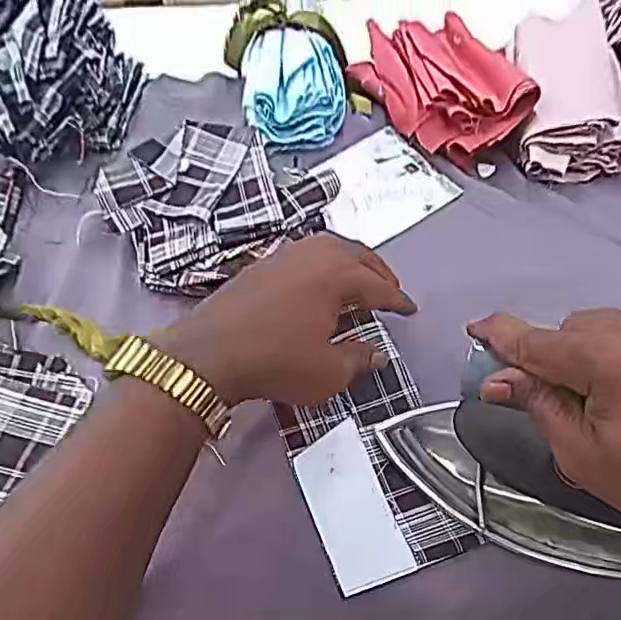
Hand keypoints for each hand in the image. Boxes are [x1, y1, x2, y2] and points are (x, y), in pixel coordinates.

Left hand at [151, 234, 415, 406]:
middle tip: (391, 290)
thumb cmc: (276, 363)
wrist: (211, 354)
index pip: (378, 286)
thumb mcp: (329, 372)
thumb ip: (359, 359)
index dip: (397, 300)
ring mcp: (284, 255)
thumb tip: (377, 353)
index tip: (409, 310)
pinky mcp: (261, 265)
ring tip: (360, 282)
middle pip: (357, 255)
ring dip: (351, 262)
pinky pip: (305, 254)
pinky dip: (324, 264)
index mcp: (336, 276)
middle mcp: (312, 255)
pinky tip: (321, 282)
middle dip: (379, 272)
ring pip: (329, 248)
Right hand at [469, 305, 620, 610]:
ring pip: (609, 332)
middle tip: (564, 414)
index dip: (500, 336)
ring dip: (592, 361)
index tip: (475, 331)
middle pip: (573, 331)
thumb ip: (540, 407)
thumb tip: (501, 379)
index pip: (537, 338)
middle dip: (556, 362)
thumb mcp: (588, 458)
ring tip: (612, 413)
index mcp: (609, 351)